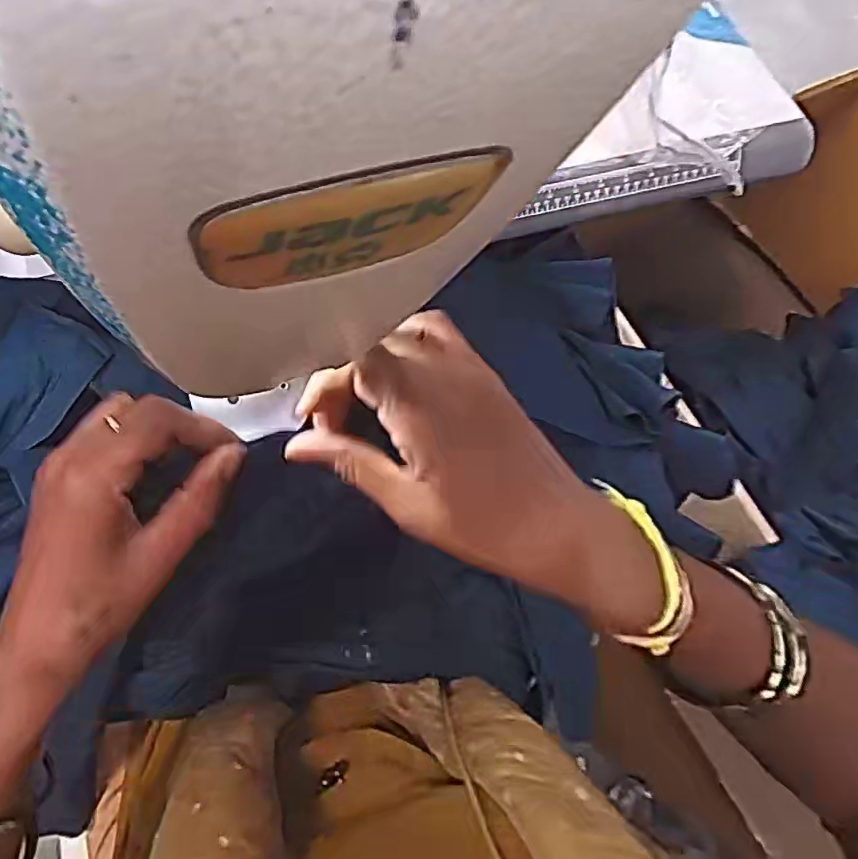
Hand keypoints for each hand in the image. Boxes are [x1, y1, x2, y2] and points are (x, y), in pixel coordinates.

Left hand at [0, 393, 245, 695]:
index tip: (231, 448)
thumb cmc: (97, 609)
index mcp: (93, 472)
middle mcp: (68, 454)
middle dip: (177, 422)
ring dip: (152, 426)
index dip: (201, 426)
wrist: (36, 645)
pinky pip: (96, 433)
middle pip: (133, 407)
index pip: (155, 418)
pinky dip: (129, 438)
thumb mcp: (158, 556)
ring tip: (184, 460)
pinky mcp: (52, 475)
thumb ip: (199, 499)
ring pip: (113, 414)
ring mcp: (55, 462)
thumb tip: (232, 456)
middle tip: (210, 453)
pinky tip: (148, 471)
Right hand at [283, 312, 663, 632]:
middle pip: (372, 342)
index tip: (314, 426)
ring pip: (402, 330)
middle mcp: (441, 370)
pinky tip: (403, 381)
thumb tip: (296, 446)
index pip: (352, 361)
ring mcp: (467, 365)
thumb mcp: (406, 502)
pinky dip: (408, 343)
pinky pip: (438, 333)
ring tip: (365, 396)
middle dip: (341, 374)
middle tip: (334, 421)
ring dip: (373, 354)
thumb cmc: (481, 525)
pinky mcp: (484, 371)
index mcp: (417, 401)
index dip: (322, 387)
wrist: (562, 528)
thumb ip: (349, 461)